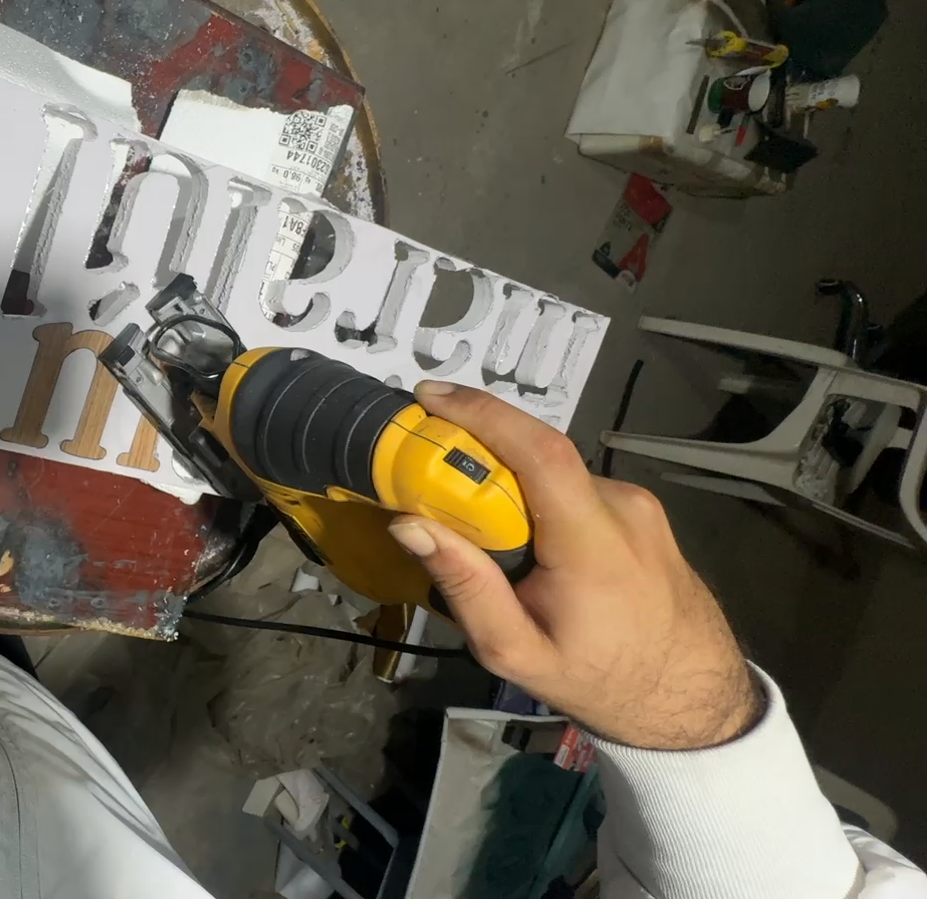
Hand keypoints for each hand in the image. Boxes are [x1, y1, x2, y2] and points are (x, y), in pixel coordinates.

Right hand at [387, 381, 762, 750]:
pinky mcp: (639, 513)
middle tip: (419, 459)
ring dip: (499, 473)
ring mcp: (637, 508)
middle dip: (472, 445)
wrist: (695, 707)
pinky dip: (525, 488)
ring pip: (548, 469)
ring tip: (458, 503)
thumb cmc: (598, 680)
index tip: (429, 395)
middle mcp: (623, 509)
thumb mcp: (513, 650)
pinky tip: (506, 522)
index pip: (542, 453)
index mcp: (595, 544)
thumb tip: (406, 522)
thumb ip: (463, 584)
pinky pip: (566, 483)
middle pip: (535, 454)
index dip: (485, 414)